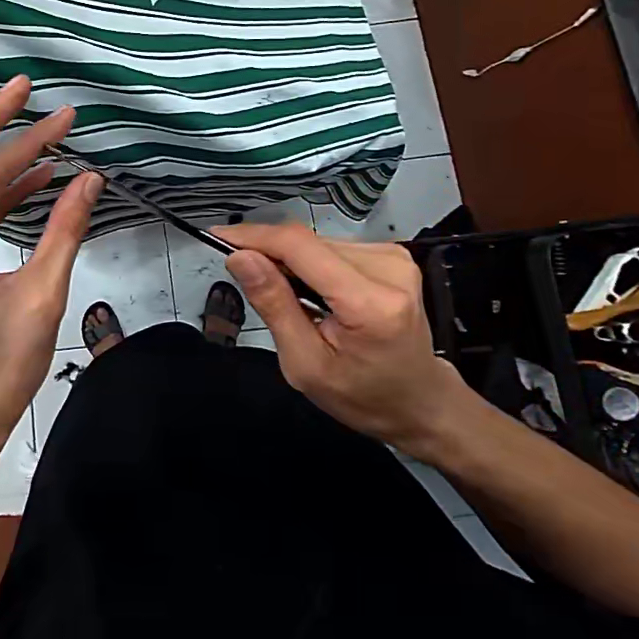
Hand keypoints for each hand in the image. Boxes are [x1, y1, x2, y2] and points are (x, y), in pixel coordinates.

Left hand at [0, 76, 103, 458]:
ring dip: (14, 171)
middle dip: (16, 147)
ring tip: (59, 138)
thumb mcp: (42, 296)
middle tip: (61, 116)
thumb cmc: (1, 369)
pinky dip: (2, 200)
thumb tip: (90, 178)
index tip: (19, 88)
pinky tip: (38, 177)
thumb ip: (64, 231)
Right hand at [214, 223, 478, 453]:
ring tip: (288, 298)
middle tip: (245, 279)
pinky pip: (332, 248)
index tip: (217, 237)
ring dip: (291, 261)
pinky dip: (311, 264)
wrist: (420, 402)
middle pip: (307, 243)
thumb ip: (274, 305)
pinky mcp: (393, 255)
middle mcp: (388, 267)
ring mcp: (395, 257)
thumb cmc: (363, 396)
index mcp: (370, 302)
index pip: (300, 247)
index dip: (254, 237)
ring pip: (317, 242)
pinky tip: (313, 293)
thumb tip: (240, 257)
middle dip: (269, 254)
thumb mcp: (306, 364)